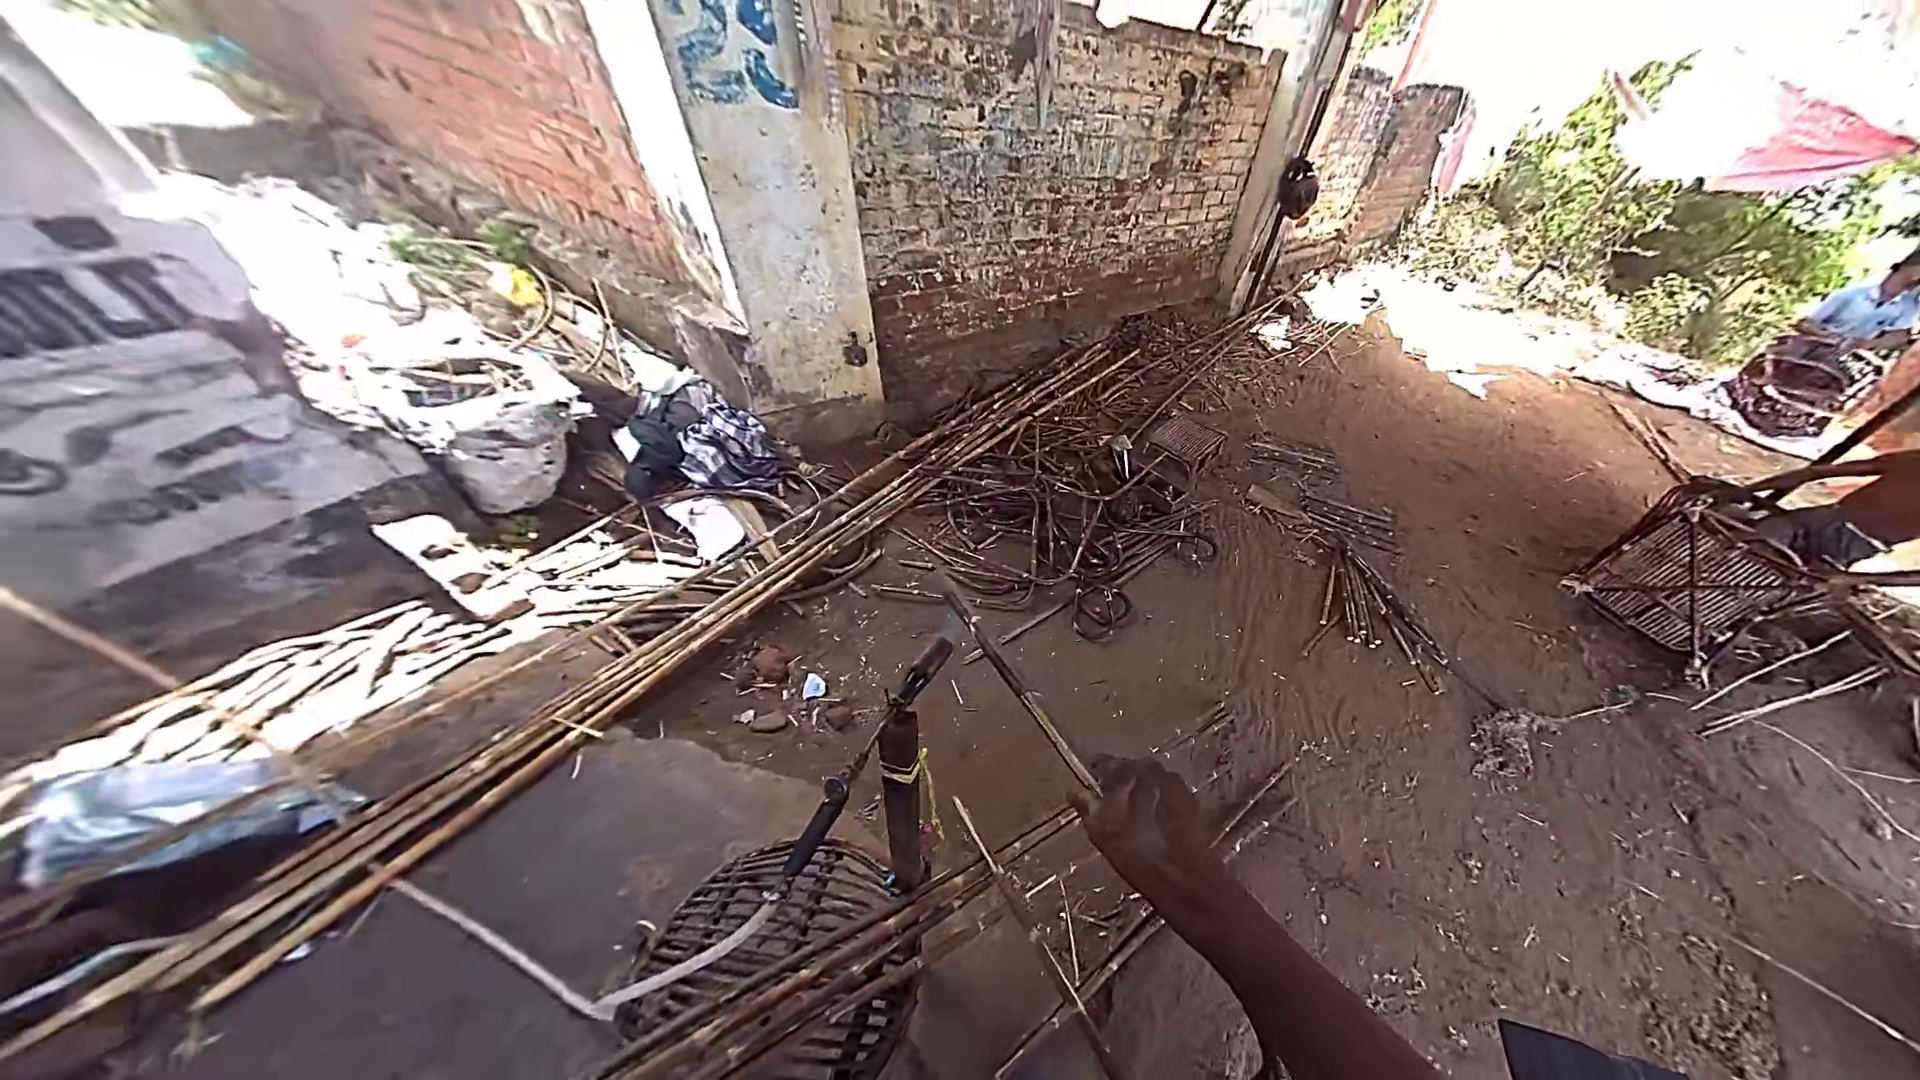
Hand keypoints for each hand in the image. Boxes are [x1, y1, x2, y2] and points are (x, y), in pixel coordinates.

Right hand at [1071, 756, 1228, 912]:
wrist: (1182, 875)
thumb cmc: (1133, 849)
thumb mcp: (1098, 829)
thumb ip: (1085, 804)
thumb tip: (1074, 792)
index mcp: (1124, 769)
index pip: (1102, 762)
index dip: (1094, 775)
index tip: (1090, 789)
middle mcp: (1149, 767)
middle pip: (1128, 770)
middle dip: (1120, 784)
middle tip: (1113, 808)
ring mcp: (1173, 781)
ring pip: (1150, 781)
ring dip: (1142, 793)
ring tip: (1138, 819)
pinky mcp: (1191, 799)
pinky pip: (1167, 795)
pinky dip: (1161, 804)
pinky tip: (1158, 825)